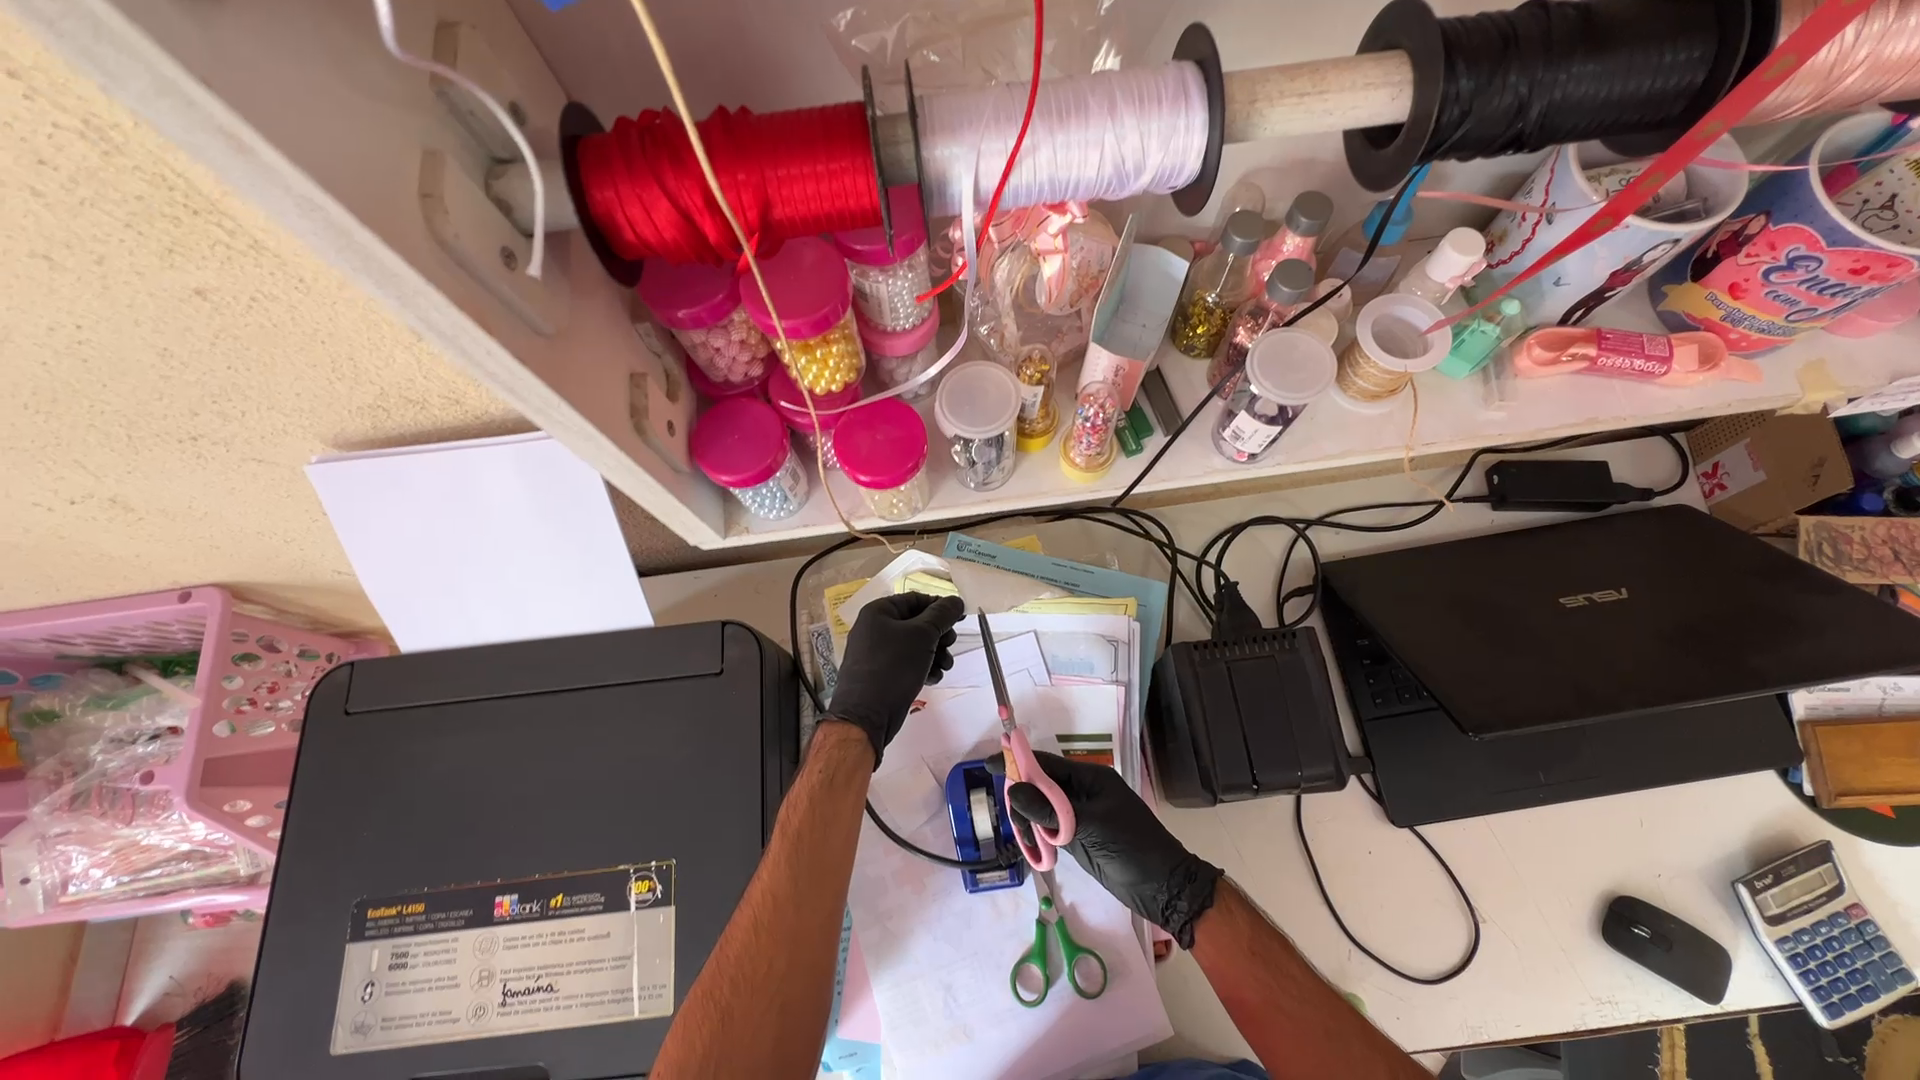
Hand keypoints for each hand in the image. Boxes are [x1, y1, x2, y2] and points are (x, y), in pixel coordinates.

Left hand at [828, 593, 964, 767]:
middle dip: (939, 635)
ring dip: (935, 653)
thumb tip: (956, 601)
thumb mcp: (922, 636)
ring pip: (915, 645)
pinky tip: (932, 678)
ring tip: (944, 667)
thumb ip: (942, 615)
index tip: (959, 619)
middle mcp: (875, 628)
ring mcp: (877, 652)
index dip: (940, 607)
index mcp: (879, 611)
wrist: (866, 715)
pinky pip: (908, 663)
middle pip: (917, 623)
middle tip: (950, 645)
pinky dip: (923, 667)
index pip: (916, 599)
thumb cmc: (893, 667)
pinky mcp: (882, 673)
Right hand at [988, 750, 1221, 948]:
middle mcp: (1082, 792)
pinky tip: (1037, 852)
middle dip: (1023, 802)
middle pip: (1040, 787)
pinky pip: (1049, 829)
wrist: (1161, 886)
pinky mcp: (1078, 837)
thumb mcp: (1090, 827)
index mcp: (1090, 778)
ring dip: (1031, 824)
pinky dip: (1039, 838)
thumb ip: (1050, 810)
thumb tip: (1015, 790)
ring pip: (1041, 810)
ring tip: (1034, 848)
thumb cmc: (1132, 848)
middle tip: (1020, 828)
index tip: (991, 761)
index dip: (1019, 761)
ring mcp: (1080, 815)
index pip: (1046, 764)